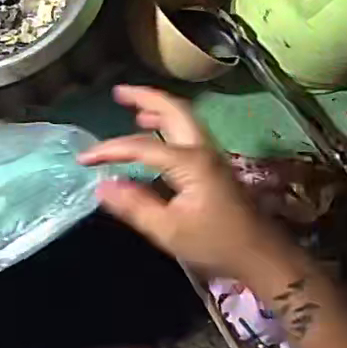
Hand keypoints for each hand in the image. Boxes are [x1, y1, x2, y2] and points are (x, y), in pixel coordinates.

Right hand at [78, 85, 320, 294]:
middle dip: (145, 96)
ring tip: (133, 107)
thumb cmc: (216, 244)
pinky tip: (155, 131)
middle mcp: (201, 149)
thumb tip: (102, 186)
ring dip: (158, 107)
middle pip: (173, 109)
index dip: (109, 150)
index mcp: (189, 162)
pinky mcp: (213, 165)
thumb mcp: (168, 230)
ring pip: (183, 117)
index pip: (140, 146)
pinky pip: (187, 131)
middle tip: (118, 92)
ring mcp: (211, 155)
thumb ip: (134, 206)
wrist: (262, 256)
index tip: (84, 159)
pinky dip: (167, 122)